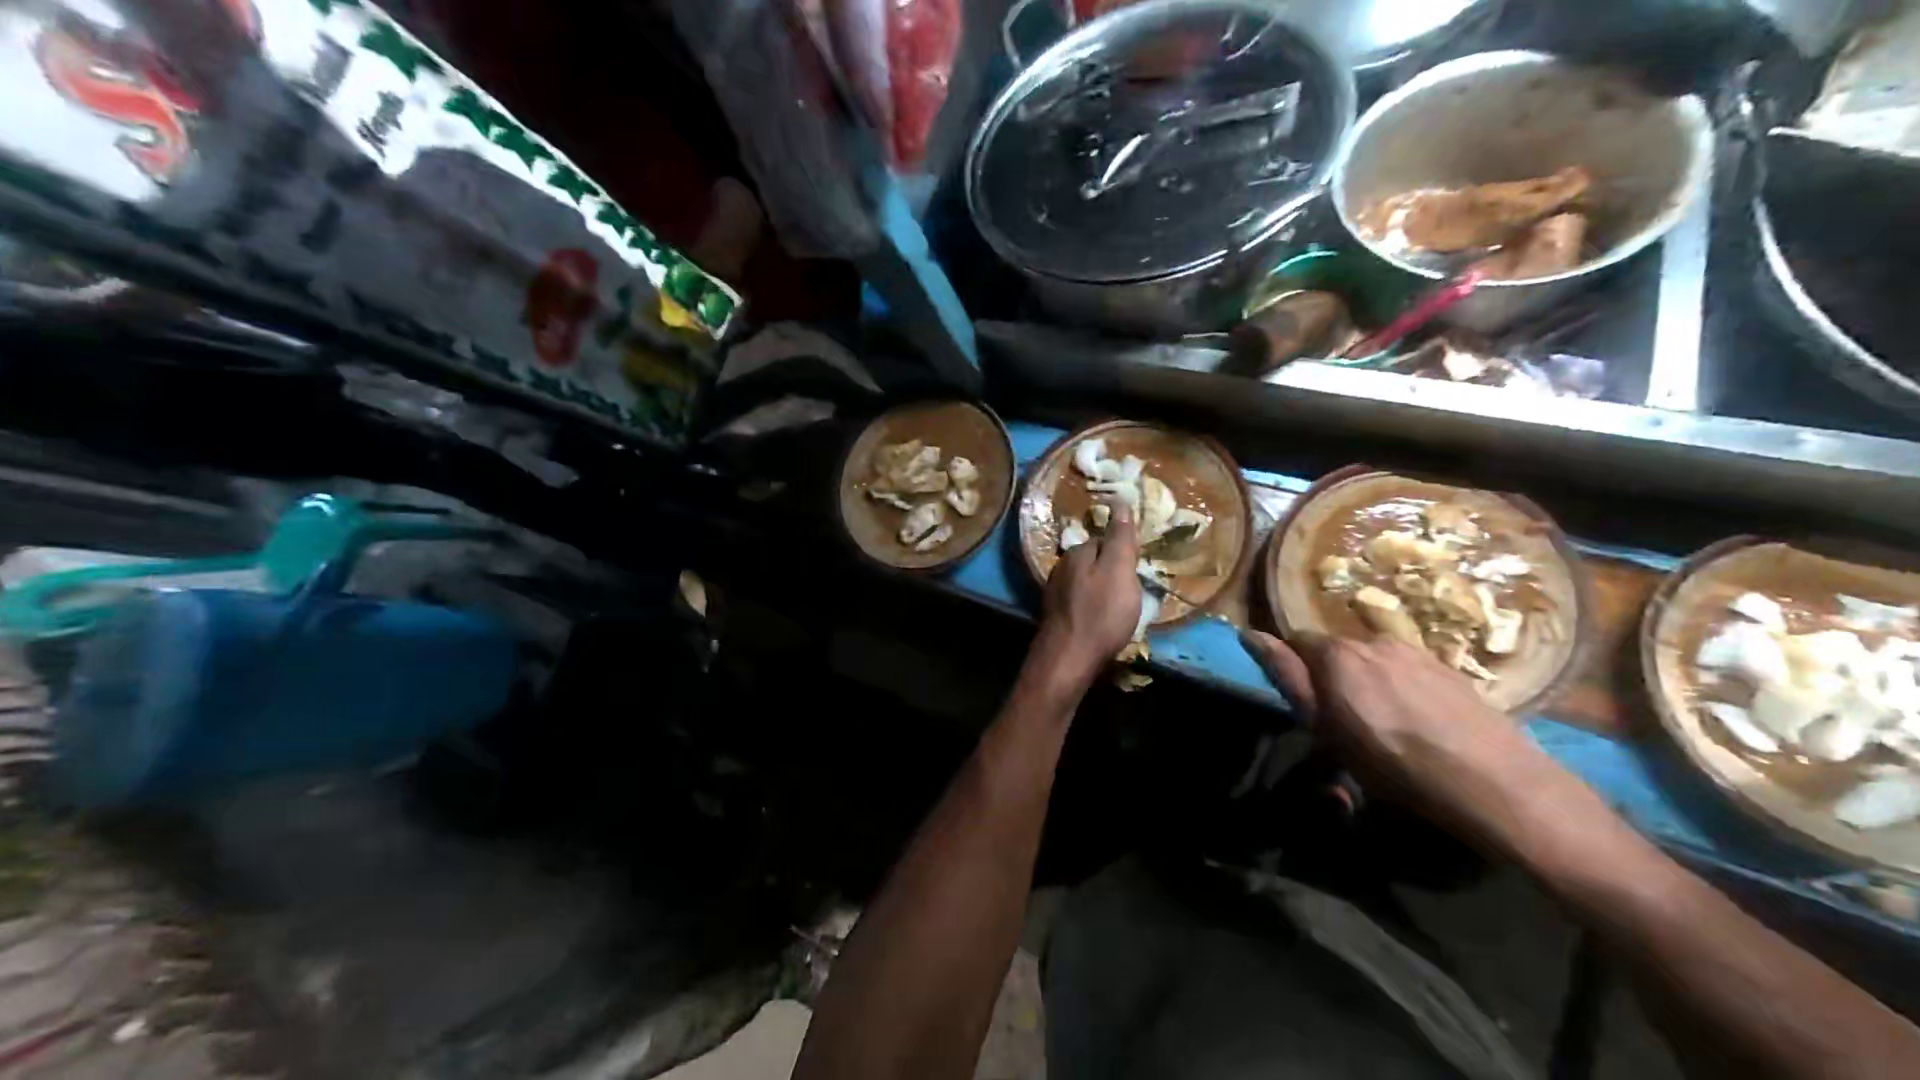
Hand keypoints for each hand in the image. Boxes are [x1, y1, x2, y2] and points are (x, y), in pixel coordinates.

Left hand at [1037, 501, 1141, 682]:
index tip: (1137, 565)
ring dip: (1101, 589)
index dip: (1122, 550)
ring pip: (1085, 582)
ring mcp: (1055, 593)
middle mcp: (1061, 568)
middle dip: (1110, 569)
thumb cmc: (1100, 613)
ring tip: (1120, 605)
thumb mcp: (1119, 570)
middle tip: (1132, 588)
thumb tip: (1120, 502)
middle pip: (1092, 561)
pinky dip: (1092, 606)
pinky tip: (1101, 619)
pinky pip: (1079, 601)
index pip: (1102, 539)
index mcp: (1077, 553)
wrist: (1069, 658)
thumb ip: (1120, 538)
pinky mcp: (1056, 616)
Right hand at [1240, 630, 1567, 836]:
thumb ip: (1287, 676)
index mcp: (1337, 652)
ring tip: (1387, 726)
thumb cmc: (1392, 761)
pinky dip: (1403, 690)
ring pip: (1375, 662)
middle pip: (1337, 652)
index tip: (1304, 703)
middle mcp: (1373, 640)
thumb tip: (1249, 634)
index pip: (1296, 642)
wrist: (1493, 781)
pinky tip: (1420, 725)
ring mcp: (1416, 652)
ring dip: (1370, 683)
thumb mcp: (1325, 727)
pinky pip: (1409, 672)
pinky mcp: (1450, 670)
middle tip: (1344, 723)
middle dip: (1332, 677)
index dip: (1294, 670)